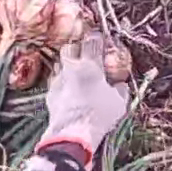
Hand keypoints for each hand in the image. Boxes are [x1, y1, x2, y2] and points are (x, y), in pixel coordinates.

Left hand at [38, 32, 129, 160]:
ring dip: (67, 64)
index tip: (100, 38)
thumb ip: (120, 90)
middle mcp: (71, 68)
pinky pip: (55, 81)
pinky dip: (62, 82)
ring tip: (76, 72)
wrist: (73, 133)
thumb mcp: (119, 103)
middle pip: (69, 47)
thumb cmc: (99, 115)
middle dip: (77, 47)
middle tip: (85, 53)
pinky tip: (68, 89)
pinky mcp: (50, 94)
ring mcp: (58, 81)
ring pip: (60, 63)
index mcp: (90, 65)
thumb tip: (121, 85)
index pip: (92, 41)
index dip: (96, 37)